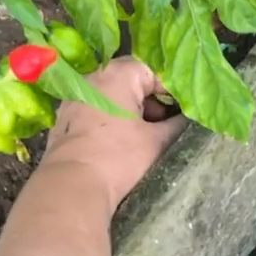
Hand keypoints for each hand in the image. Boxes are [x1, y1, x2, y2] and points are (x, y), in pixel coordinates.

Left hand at [39, 57, 186, 206]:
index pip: (152, 70)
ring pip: (112, 97)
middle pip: (130, 81)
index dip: (171, 90)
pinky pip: (95, 111)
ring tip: (145, 137)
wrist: (73, 185)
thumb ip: (177, 125)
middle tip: (166, 125)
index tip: (183, 110)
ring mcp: (75, 97)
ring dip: (131, 112)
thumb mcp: (157, 141)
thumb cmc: (119, 157)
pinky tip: (120, 143)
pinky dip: (111, 121)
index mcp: (117, 75)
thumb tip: (190, 119)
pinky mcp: (66, 118)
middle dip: (150, 101)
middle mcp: (93, 78)